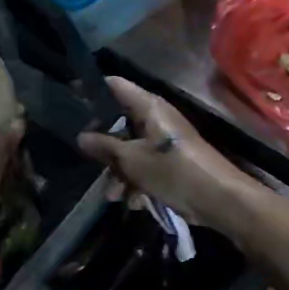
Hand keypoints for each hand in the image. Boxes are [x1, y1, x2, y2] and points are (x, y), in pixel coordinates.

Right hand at [78, 76, 256, 230]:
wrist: (219, 198)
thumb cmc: (174, 171)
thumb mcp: (133, 160)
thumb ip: (105, 147)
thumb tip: (81, 135)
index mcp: (149, 107)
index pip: (116, 86)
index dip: (93, 91)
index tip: (70, 100)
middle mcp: (156, 119)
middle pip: (120, 123)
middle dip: (105, 149)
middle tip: (89, 162)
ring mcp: (165, 142)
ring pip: (132, 151)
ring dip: (121, 174)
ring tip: (115, 196)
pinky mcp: (172, 163)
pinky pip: (146, 167)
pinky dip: (139, 184)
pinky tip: (136, 203)